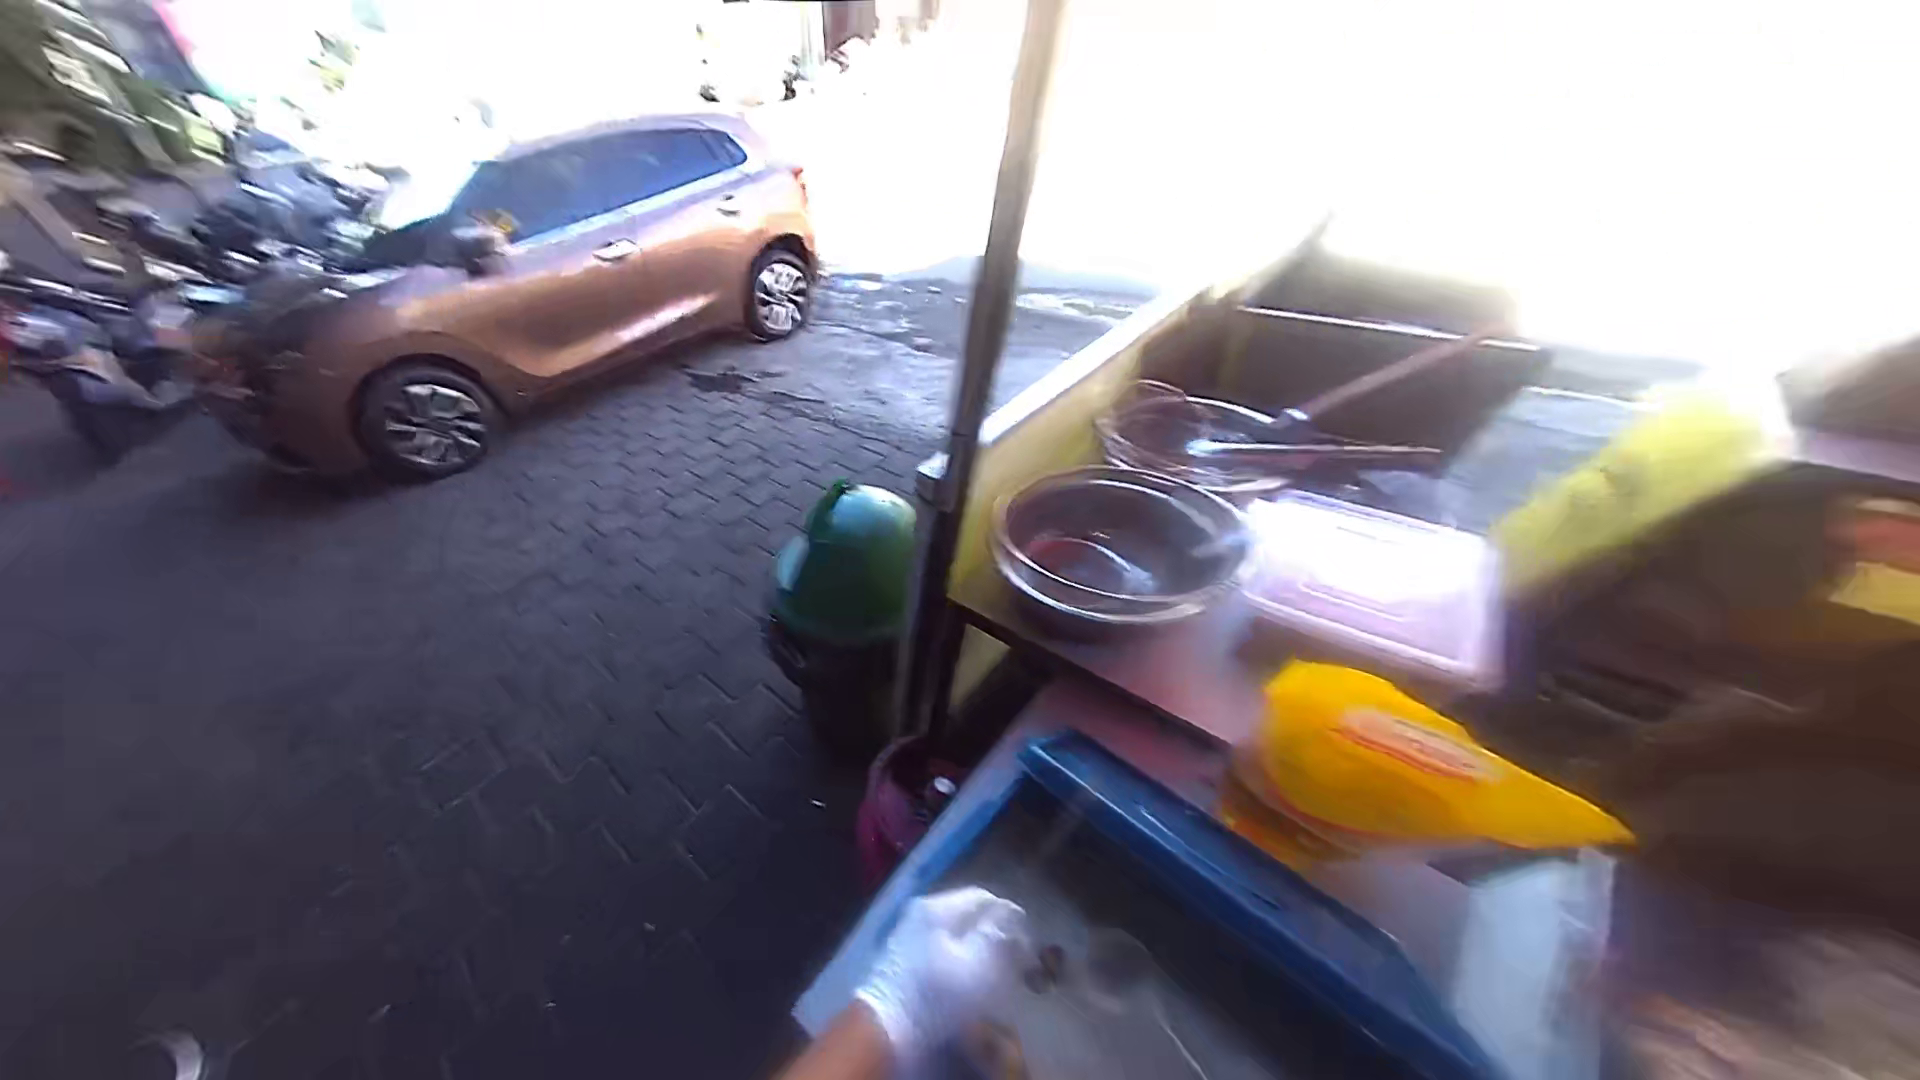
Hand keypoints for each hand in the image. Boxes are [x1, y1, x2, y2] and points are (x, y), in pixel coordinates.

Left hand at [854, 886, 1029, 1065]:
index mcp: (938, 906)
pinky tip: (966, 981)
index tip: (1025, 939)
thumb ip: (998, 935)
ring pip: (952, 931)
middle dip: (992, 931)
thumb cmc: (935, 994)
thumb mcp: (976, 965)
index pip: (983, 896)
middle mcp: (921, 911)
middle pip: (967, 913)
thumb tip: (1012, 916)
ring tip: (993, 969)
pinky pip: (939, 949)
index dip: (1008, 915)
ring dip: (975, 946)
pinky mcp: (902, 959)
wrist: (885, 1030)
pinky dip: (957, 959)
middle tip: (1012, 955)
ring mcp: (908, 934)